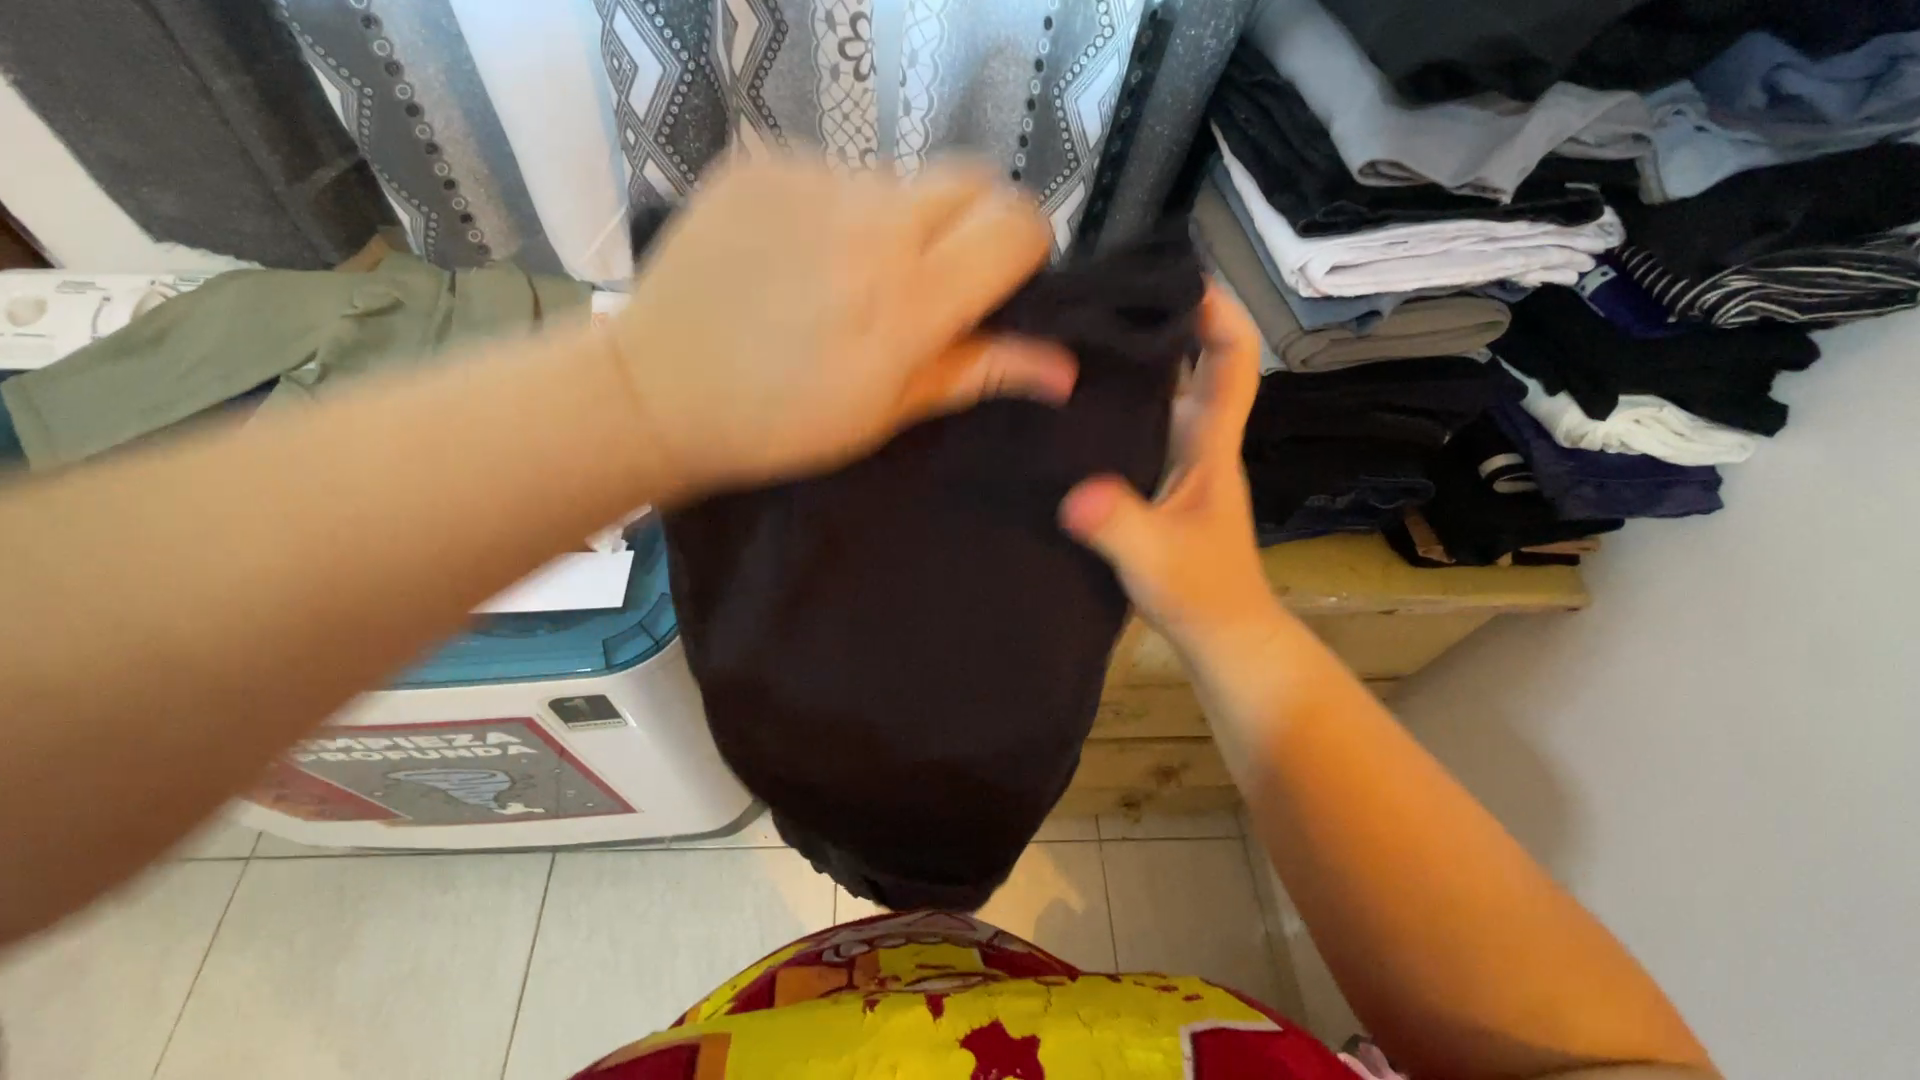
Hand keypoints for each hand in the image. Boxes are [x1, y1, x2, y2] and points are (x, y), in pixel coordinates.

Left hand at [603, 157, 1074, 500]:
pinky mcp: (762, 162)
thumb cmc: (781, 422)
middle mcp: (869, 223)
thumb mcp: (887, 411)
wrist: (658, 392)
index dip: (1020, 249)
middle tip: (926, 278)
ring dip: (895, 219)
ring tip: (841, 276)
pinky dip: (834, 210)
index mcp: (909, 299)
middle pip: (971, 179)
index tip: (994, 281)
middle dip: (970, 223)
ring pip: (899, 179)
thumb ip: (976, 371)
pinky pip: (834, 172)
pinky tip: (795, 258)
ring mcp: (811, 182)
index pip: (1016, 224)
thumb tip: (1061, 369)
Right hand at [1058, 287, 1283, 656]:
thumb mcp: (1156, 560)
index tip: (1183, 277)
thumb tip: (1074, 495)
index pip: (1231, 365)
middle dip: (1165, 324)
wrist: (1222, 637)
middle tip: (1107, 298)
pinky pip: (1143, 427)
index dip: (1219, 316)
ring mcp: (1181, 465)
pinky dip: (1120, 405)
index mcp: (1210, 447)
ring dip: (1140, 362)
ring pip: (1167, 395)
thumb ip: (1120, 526)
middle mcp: (1199, 443)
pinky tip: (1075, 405)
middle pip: (1195, 365)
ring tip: (1082, 336)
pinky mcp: (1161, 486)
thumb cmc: (1202, 597)